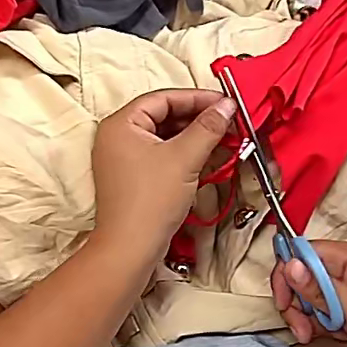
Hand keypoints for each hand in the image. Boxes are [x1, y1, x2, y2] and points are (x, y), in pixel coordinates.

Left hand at [92, 89, 234, 263]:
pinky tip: (209, 158)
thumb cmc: (150, 202)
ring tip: (225, 140)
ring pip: (166, 137)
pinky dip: (186, 155)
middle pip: (165, 116)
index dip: (198, 98)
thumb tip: (226, 106)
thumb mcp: (185, 158)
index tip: (225, 103)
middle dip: (199, 119)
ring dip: (196, 138)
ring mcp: (124, 159)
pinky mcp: (135, 178)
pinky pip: (163, 156)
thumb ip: (208, 127)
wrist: (131, 248)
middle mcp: (118, 137)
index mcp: (121, 124)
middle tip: (229, 122)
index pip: (164, 98)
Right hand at [271, 240, 346, 346]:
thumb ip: (319, 287)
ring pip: (318, 294)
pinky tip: (344, 334)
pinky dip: (332, 323)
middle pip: (307, 275)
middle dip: (301, 304)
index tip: (287, 305)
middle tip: (306, 329)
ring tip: (333, 334)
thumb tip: (289, 263)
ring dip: (316, 317)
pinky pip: (334, 306)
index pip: (302, 252)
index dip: (288, 278)